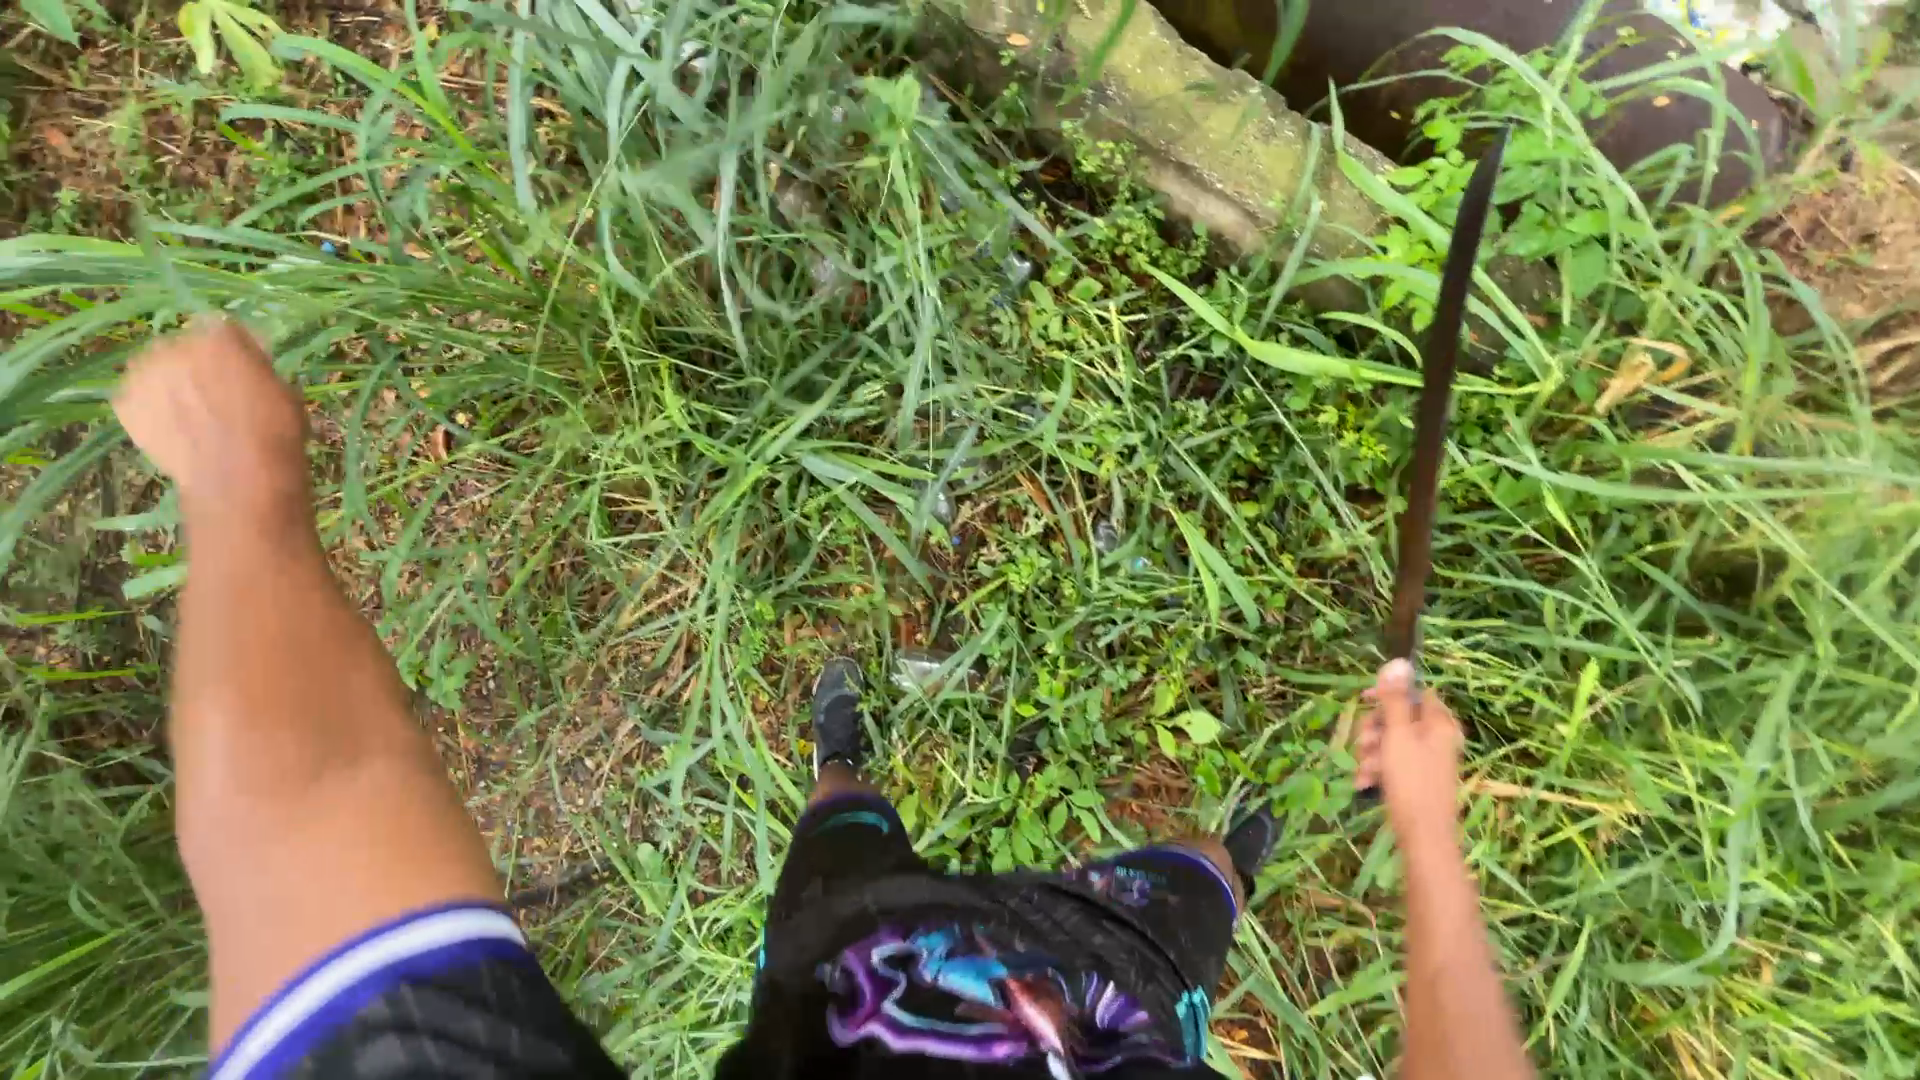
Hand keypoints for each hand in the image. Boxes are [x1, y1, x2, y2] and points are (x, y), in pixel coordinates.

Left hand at [114, 319, 309, 518]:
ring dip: (173, 383)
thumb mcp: (286, 393)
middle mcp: (173, 347)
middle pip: (183, 344)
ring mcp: (142, 375)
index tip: (248, 364)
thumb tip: (249, 361)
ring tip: (196, 412)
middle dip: (198, 362)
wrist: (239, 475)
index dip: (236, 346)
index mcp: (220, 339)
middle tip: (219, 391)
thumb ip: (259, 369)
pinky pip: (140, 397)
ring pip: (156, 369)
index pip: (222, 327)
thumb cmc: (276, 433)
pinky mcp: (123, 403)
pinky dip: (155, 407)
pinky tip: (178, 427)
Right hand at [1353, 659, 1463, 851]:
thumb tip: (1399, 661)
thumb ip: (1395, 699)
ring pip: (1388, 740)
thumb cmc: (1412, 781)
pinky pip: (1389, 762)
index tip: (1364, 701)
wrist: (1422, 835)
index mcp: (1439, 723)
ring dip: (1370, 752)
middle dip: (1373, 729)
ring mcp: (1426, 758)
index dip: (1387, 694)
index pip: (1413, 692)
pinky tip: (1366, 782)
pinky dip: (1375, 769)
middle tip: (1366, 744)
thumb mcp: (1398, 735)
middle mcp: (1436, 737)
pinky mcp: (1414, 777)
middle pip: (1396, 716)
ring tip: (1366, 769)